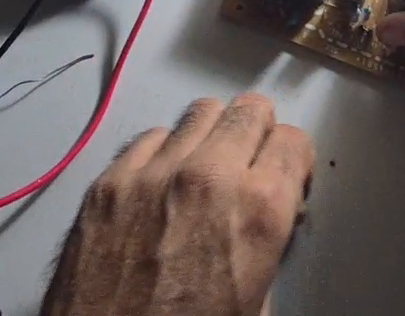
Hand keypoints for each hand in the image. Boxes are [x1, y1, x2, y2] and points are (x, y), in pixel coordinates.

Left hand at [41, 93, 313, 315]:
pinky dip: (163, 153)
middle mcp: (209, 176)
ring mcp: (154, 172)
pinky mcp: (110, 180)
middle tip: (250, 164)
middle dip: (257, 134)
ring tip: (205, 168)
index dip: (293, 162)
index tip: (286, 176)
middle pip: (250, 109)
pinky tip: (161, 185)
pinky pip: (150, 136)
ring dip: (211, 134)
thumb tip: (274, 215)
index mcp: (258, 211)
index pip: (294, 140)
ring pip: (201, 110)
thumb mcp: (256, 303)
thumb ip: (269, 241)